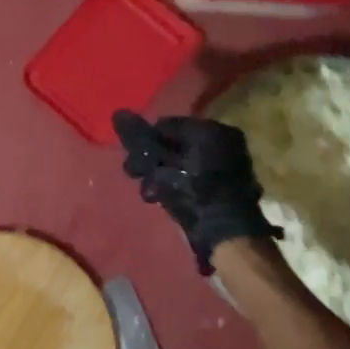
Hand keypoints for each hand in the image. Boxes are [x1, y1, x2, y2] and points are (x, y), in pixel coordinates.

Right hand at [112, 112, 282, 274]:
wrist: (228, 234)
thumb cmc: (193, 193)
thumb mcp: (159, 165)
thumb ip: (139, 139)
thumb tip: (119, 114)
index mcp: (211, 129)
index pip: (167, 125)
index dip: (146, 141)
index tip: (136, 160)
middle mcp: (225, 139)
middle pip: (177, 142)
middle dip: (154, 159)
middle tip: (139, 177)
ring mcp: (231, 161)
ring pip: (185, 160)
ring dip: (164, 173)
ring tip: (151, 192)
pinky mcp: (231, 182)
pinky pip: (198, 173)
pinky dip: (181, 181)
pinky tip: (167, 197)